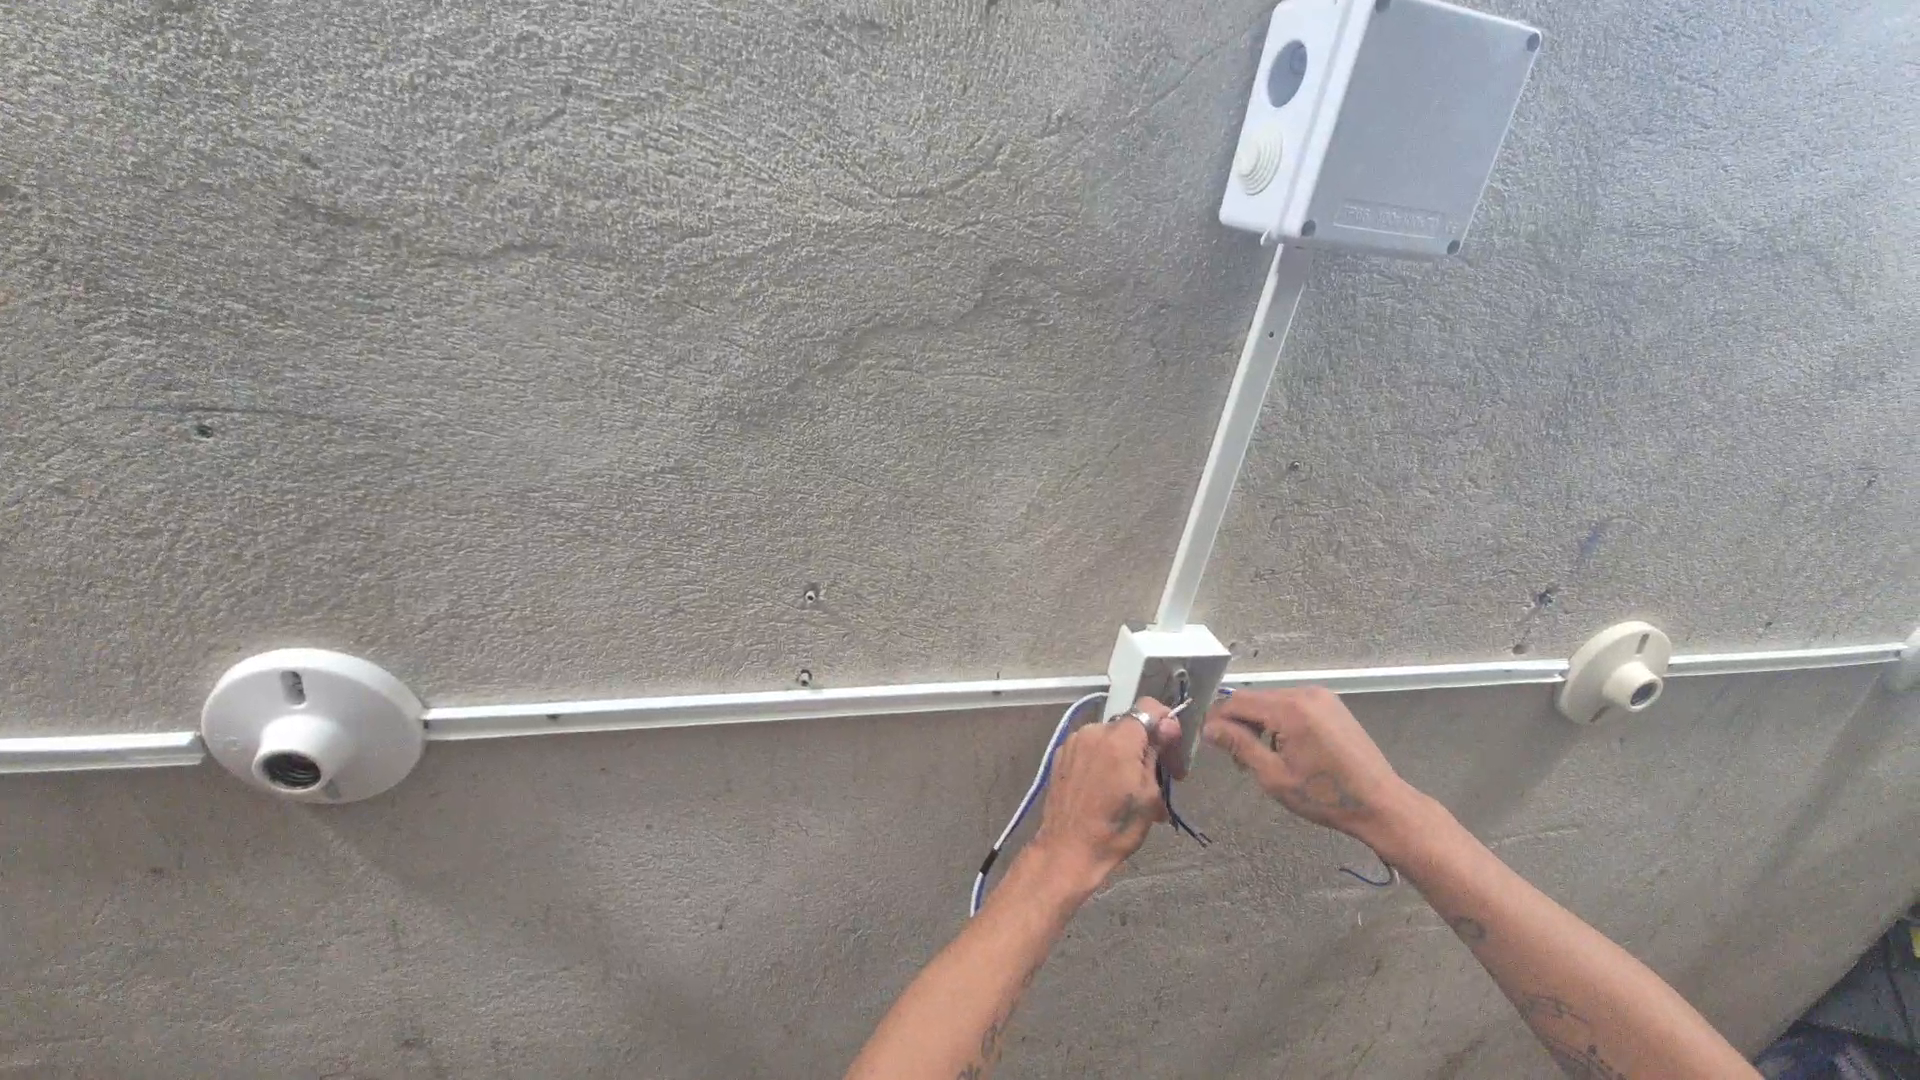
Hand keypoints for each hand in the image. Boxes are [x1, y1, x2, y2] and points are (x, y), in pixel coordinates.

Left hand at [1032, 698, 1182, 888]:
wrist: (1068, 850)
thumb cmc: (1116, 828)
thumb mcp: (1149, 794)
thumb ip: (1156, 753)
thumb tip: (1166, 724)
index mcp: (1118, 739)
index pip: (1149, 707)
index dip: (1165, 723)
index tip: (1171, 749)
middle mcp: (1093, 731)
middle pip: (1129, 726)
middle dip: (1146, 745)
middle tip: (1158, 777)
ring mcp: (1074, 742)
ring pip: (1110, 738)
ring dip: (1124, 755)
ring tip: (1130, 789)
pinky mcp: (1061, 755)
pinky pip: (1091, 748)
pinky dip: (1104, 760)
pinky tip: (1107, 789)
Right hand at [1203, 686, 1414, 845]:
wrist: (1380, 804)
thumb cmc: (1324, 796)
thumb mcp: (1273, 775)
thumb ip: (1239, 745)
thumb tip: (1209, 728)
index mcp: (1289, 709)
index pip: (1237, 701)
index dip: (1217, 718)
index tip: (1208, 740)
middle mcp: (1304, 693)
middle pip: (1254, 699)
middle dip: (1238, 722)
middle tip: (1234, 755)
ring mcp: (1321, 697)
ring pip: (1271, 701)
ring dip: (1258, 722)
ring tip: (1258, 754)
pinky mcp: (1331, 705)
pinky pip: (1291, 705)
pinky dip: (1278, 720)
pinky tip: (1283, 746)